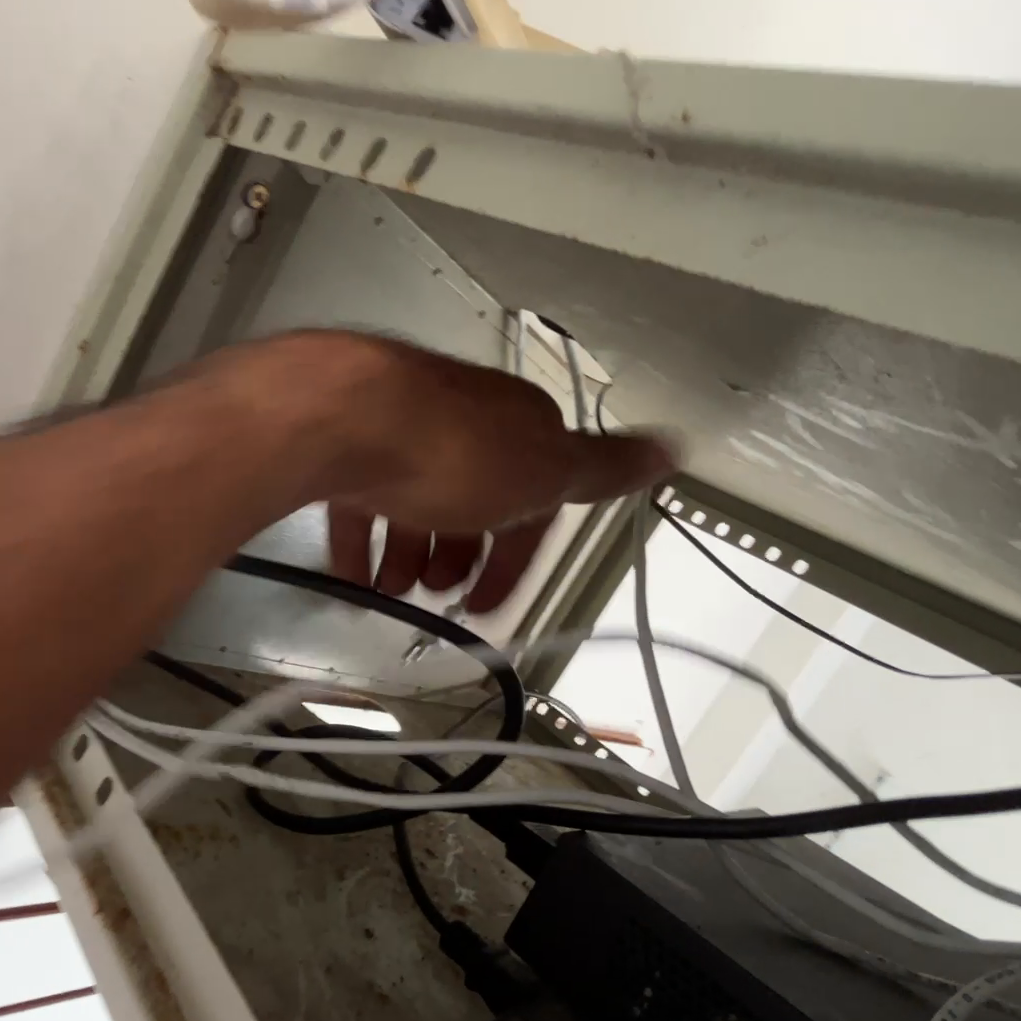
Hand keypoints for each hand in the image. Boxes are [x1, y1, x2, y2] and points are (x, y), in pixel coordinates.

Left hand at [210, 331, 675, 613]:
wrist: (347, 416)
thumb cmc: (454, 455)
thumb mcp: (544, 470)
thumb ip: (603, 469)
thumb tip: (675, 448)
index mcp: (514, 426)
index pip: (532, 498)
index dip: (515, 557)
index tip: (492, 604)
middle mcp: (457, 423)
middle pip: (467, 500)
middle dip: (456, 556)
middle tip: (440, 596)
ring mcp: (395, 430)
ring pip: (411, 500)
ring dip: (407, 555)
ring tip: (393, 595)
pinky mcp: (344, 443)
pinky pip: (358, 499)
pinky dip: (359, 542)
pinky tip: (353, 579)